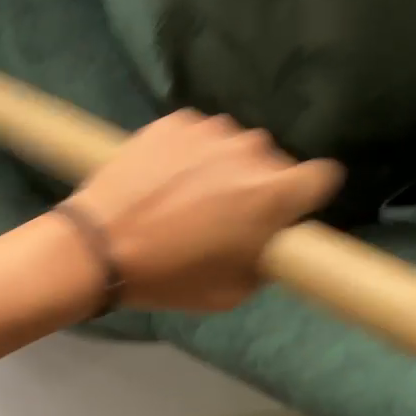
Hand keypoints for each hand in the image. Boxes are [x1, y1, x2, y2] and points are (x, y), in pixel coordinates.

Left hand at [60, 110, 343, 311]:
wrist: (93, 249)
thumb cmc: (163, 278)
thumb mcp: (228, 293)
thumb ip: (264, 263)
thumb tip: (268, 245)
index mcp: (276, 193)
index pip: (322, 179)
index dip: (300, 200)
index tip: (276, 215)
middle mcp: (253, 150)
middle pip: (270, 163)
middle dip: (251, 186)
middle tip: (212, 217)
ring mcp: (211, 130)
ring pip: (230, 147)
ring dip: (215, 168)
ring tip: (176, 201)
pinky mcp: (174, 122)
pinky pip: (192, 137)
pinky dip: (181, 155)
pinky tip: (155, 183)